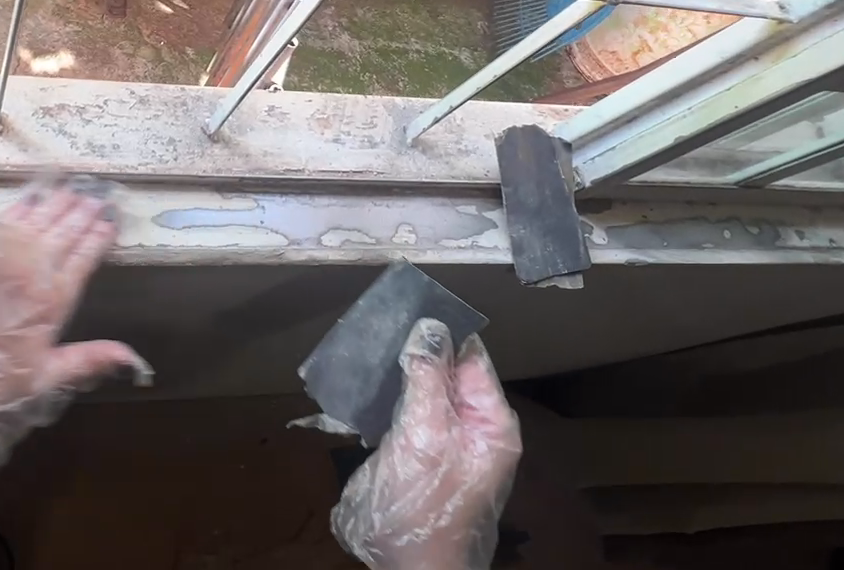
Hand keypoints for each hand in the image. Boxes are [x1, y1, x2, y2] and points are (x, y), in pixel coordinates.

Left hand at [0, 177, 151, 468]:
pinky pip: (6, 217)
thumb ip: (89, 358)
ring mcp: (1, 254)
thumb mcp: (45, 376)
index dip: (99, 239)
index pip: (84, 258)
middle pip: (65, 232)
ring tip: (73, 190)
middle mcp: (31, 268)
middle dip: (83, 214)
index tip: (110, 223)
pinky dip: (23, 204)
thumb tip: (131, 357)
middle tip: (97, 199)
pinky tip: (33, 196)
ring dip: (58, 203)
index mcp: (53, 299)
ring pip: (38, 218)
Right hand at [331, 319, 521, 569]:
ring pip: (414, 380)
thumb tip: (429, 324)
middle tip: (376, 317)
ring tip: (361, 338)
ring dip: (391, 364)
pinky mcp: (407, 444)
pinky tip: (356, 372)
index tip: (406, 301)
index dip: (441, 327)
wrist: (403, 567)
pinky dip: (379, 387)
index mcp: (487, 419)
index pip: (469, 353)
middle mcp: (467, 422)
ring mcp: (436, 434)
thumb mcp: (426, 433)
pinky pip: (396, 401)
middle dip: (411, 343)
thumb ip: (426, 375)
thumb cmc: (424, 503)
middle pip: (440, 364)